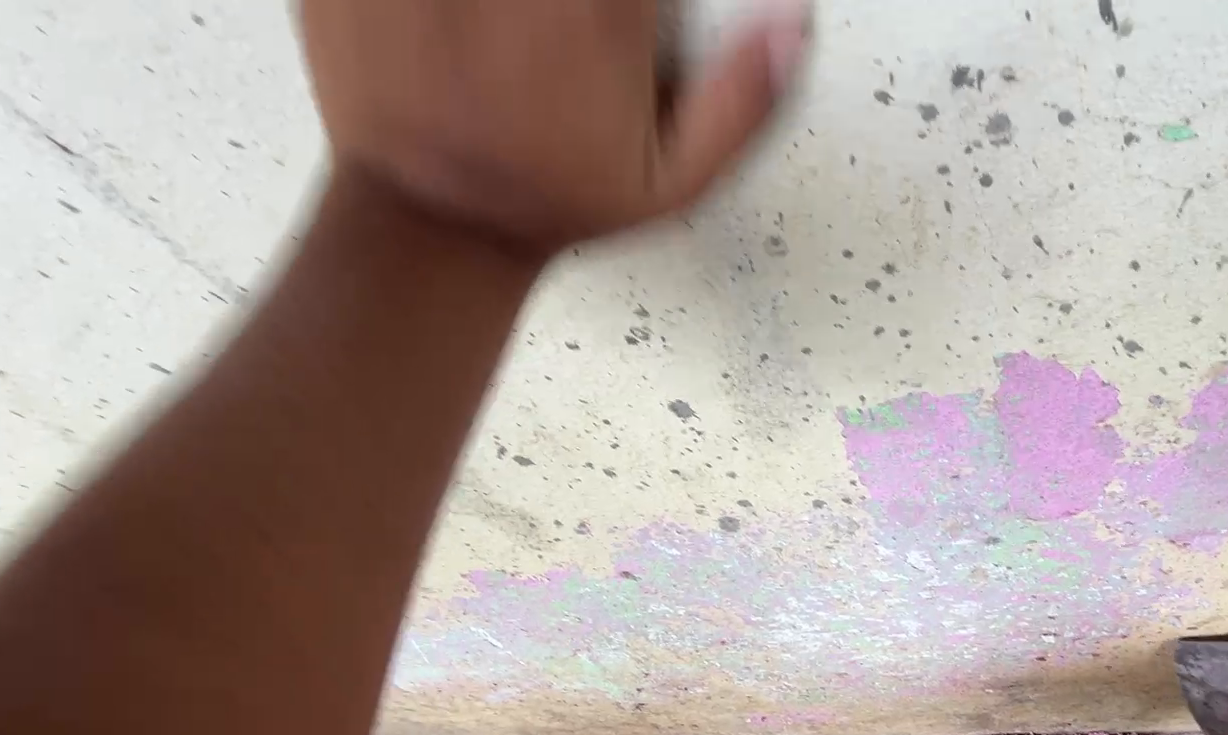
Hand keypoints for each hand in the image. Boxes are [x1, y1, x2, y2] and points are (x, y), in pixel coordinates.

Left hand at [299, 0, 810, 251]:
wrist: (433, 219)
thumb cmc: (554, 202)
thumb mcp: (676, 184)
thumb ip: (743, 102)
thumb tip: (794, 23)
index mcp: (605, 6)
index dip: (650, 0)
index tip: (642, 20)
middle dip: (593, 5)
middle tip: (581, 34)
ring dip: (520, 3)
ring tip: (533, 36)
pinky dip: (454, 1)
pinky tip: (471, 21)